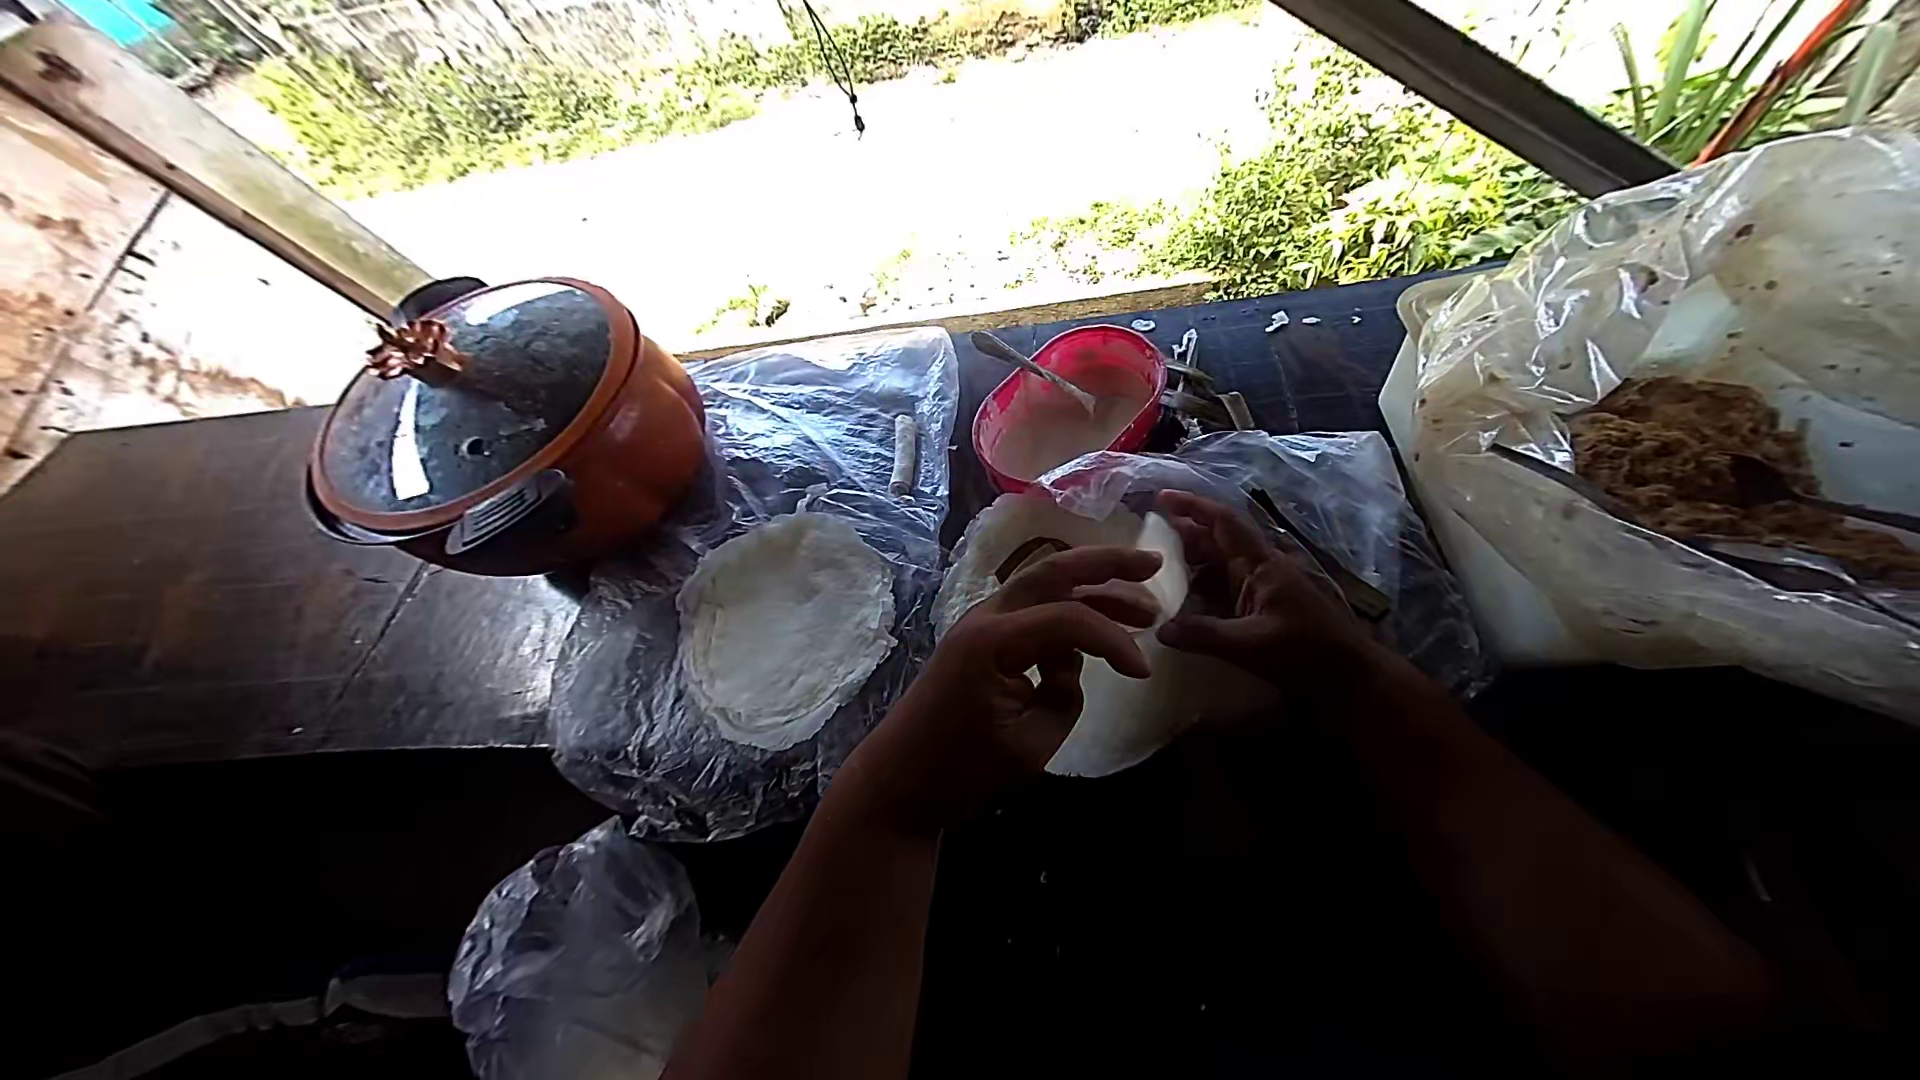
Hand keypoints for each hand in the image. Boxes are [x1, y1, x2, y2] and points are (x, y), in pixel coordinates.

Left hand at [837, 546, 1160, 835]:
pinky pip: (1029, 612)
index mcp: (993, 638)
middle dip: (1105, 563)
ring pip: (1041, 586)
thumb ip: (1065, 695)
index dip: (1113, 640)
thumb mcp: (1030, 743)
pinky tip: (1092, 632)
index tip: (1143, 673)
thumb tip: (1069, 664)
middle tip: (1154, 563)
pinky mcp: (980, 639)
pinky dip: (1064, 613)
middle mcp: (985, 616)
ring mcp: (979, 623)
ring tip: (1140, 605)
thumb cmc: (960, 768)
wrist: (901, 778)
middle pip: (1051, 570)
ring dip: (1089, 587)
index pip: (1067, 618)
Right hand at [1153, 490, 1397, 704]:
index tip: (1161, 498)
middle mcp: (1259, 570)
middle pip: (1216, 541)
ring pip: (1216, 565)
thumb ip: (1203, 635)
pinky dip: (1197, 588)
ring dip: (1187, 561)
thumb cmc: (1308, 654)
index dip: (1193, 506)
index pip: (1224, 523)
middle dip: (1183, 531)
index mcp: (1262, 565)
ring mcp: (1259, 591)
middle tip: (1146, 533)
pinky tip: (1176, 600)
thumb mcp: (1252, 645)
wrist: (1351, 681)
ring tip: (1152, 565)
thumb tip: (1159, 629)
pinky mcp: (1258, 611)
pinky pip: (1220, 590)